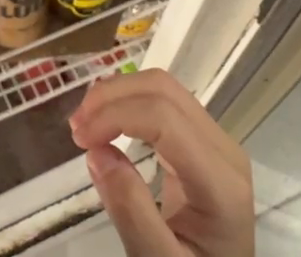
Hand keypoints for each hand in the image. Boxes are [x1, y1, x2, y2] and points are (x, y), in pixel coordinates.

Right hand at [69, 70, 255, 256]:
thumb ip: (131, 212)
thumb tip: (97, 152)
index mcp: (220, 182)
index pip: (164, 118)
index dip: (115, 116)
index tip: (78, 140)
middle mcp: (224, 150)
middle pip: (163, 90)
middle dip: (111, 97)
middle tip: (76, 128)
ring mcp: (216, 142)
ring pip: (162, 87)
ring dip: (117, 95)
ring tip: (85, 123)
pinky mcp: (202, 142)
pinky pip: (164, 103)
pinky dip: (128, 102)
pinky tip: (106, 122)